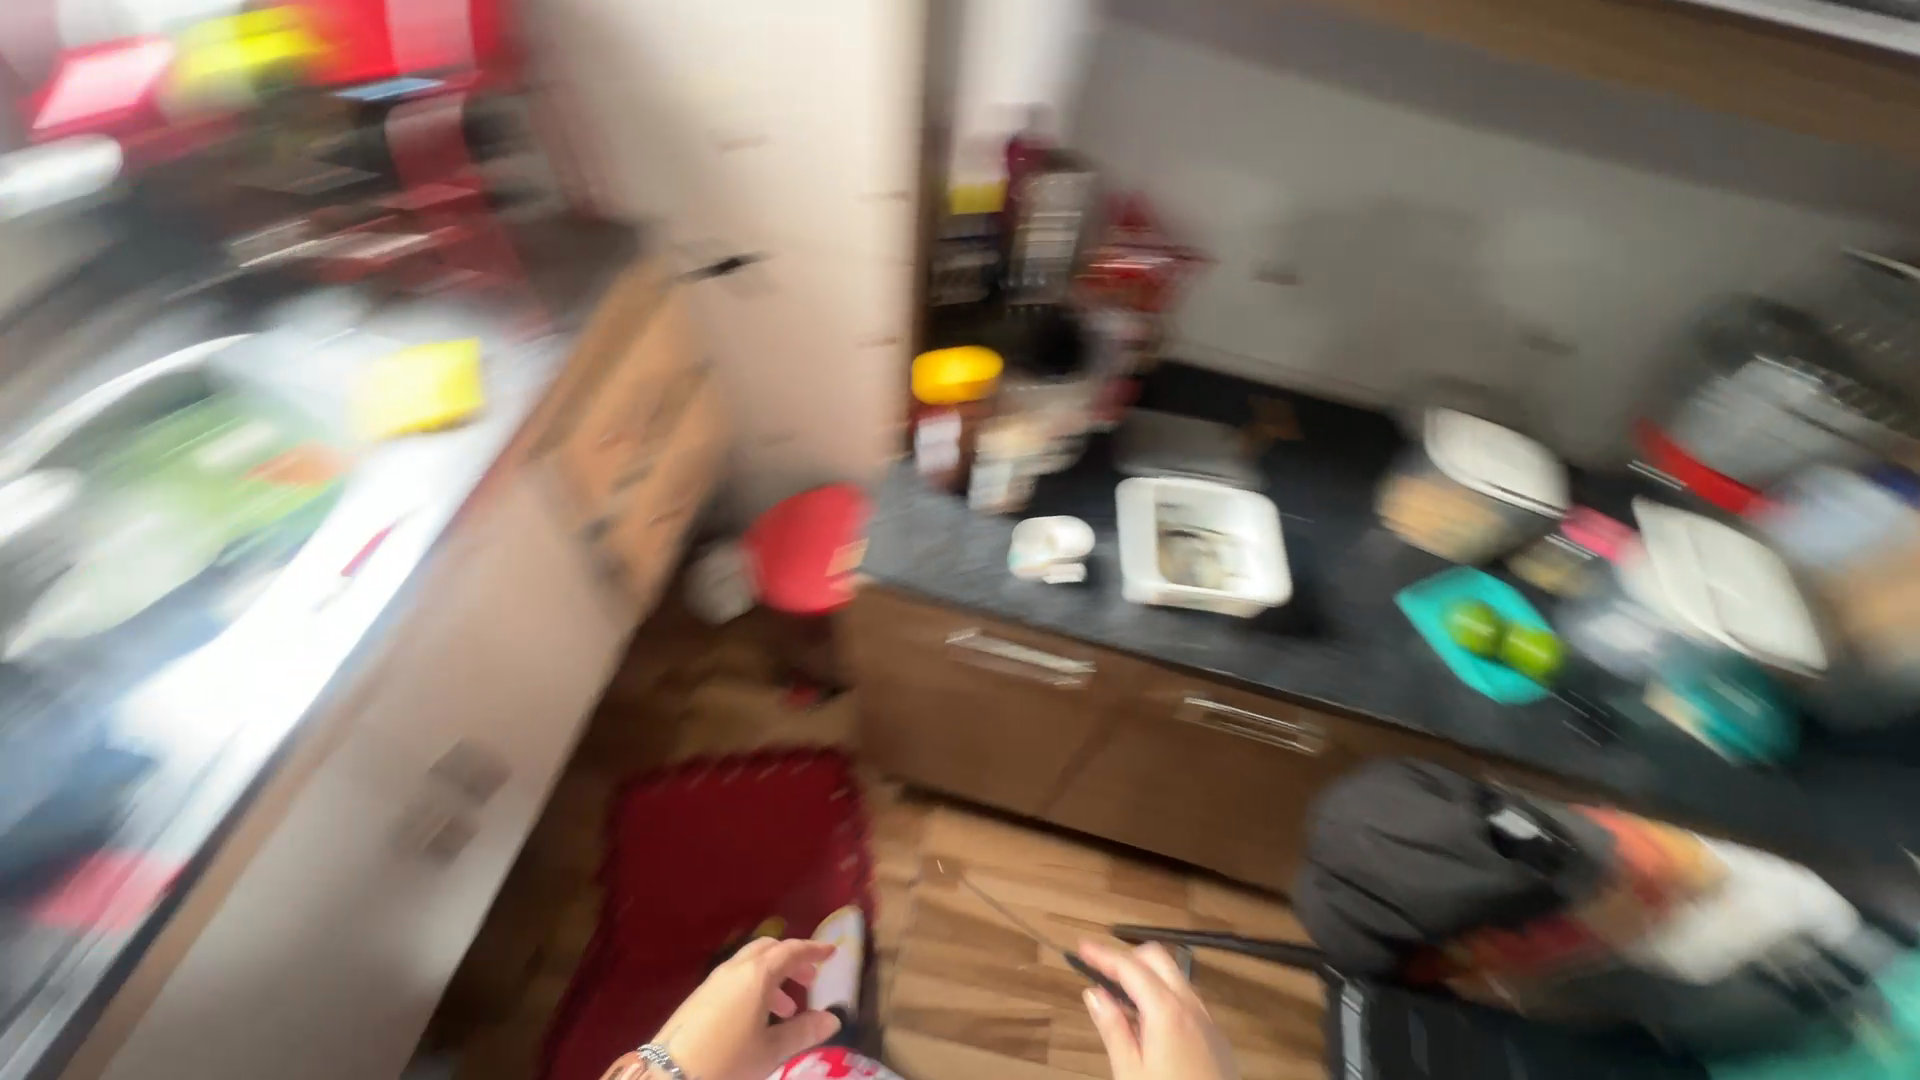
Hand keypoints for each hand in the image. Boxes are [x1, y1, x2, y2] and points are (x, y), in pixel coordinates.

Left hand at [649, 938, 841, 1079]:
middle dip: (792, 960)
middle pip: (769, 949)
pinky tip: (755, 1018)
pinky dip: (753, 986)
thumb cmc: (726, 1063)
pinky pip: (735, 978)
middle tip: (809, 980)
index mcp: (758, 974)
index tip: (831, 953)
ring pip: (751, 964)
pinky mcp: (699, 996)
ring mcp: (714, 980)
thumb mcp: (770, 1052)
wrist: (666, 1078)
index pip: (792, 950)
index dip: (813, 950)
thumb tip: (833, 1019)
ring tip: (786, 1009)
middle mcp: (736, 968)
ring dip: (773, 977)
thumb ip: (804, 1032)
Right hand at [1077, 941, 1239, 1079]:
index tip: (1081, 948)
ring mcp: (1209, 1021)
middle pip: (1157, 959)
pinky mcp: (1218, 1040)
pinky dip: (1165, 996)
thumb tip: (1093, 993)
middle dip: (1127, 958)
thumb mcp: (1130, 1072)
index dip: (1103, 954)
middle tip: (1102, 972)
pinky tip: (1151, 1025)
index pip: (1129, 967)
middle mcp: (1191, 1006)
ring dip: (1148, 976)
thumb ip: (1112, 1028)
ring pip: (1175, 977)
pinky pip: (1188, 1001)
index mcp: (1166, 1010)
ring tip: (1122, 1000)